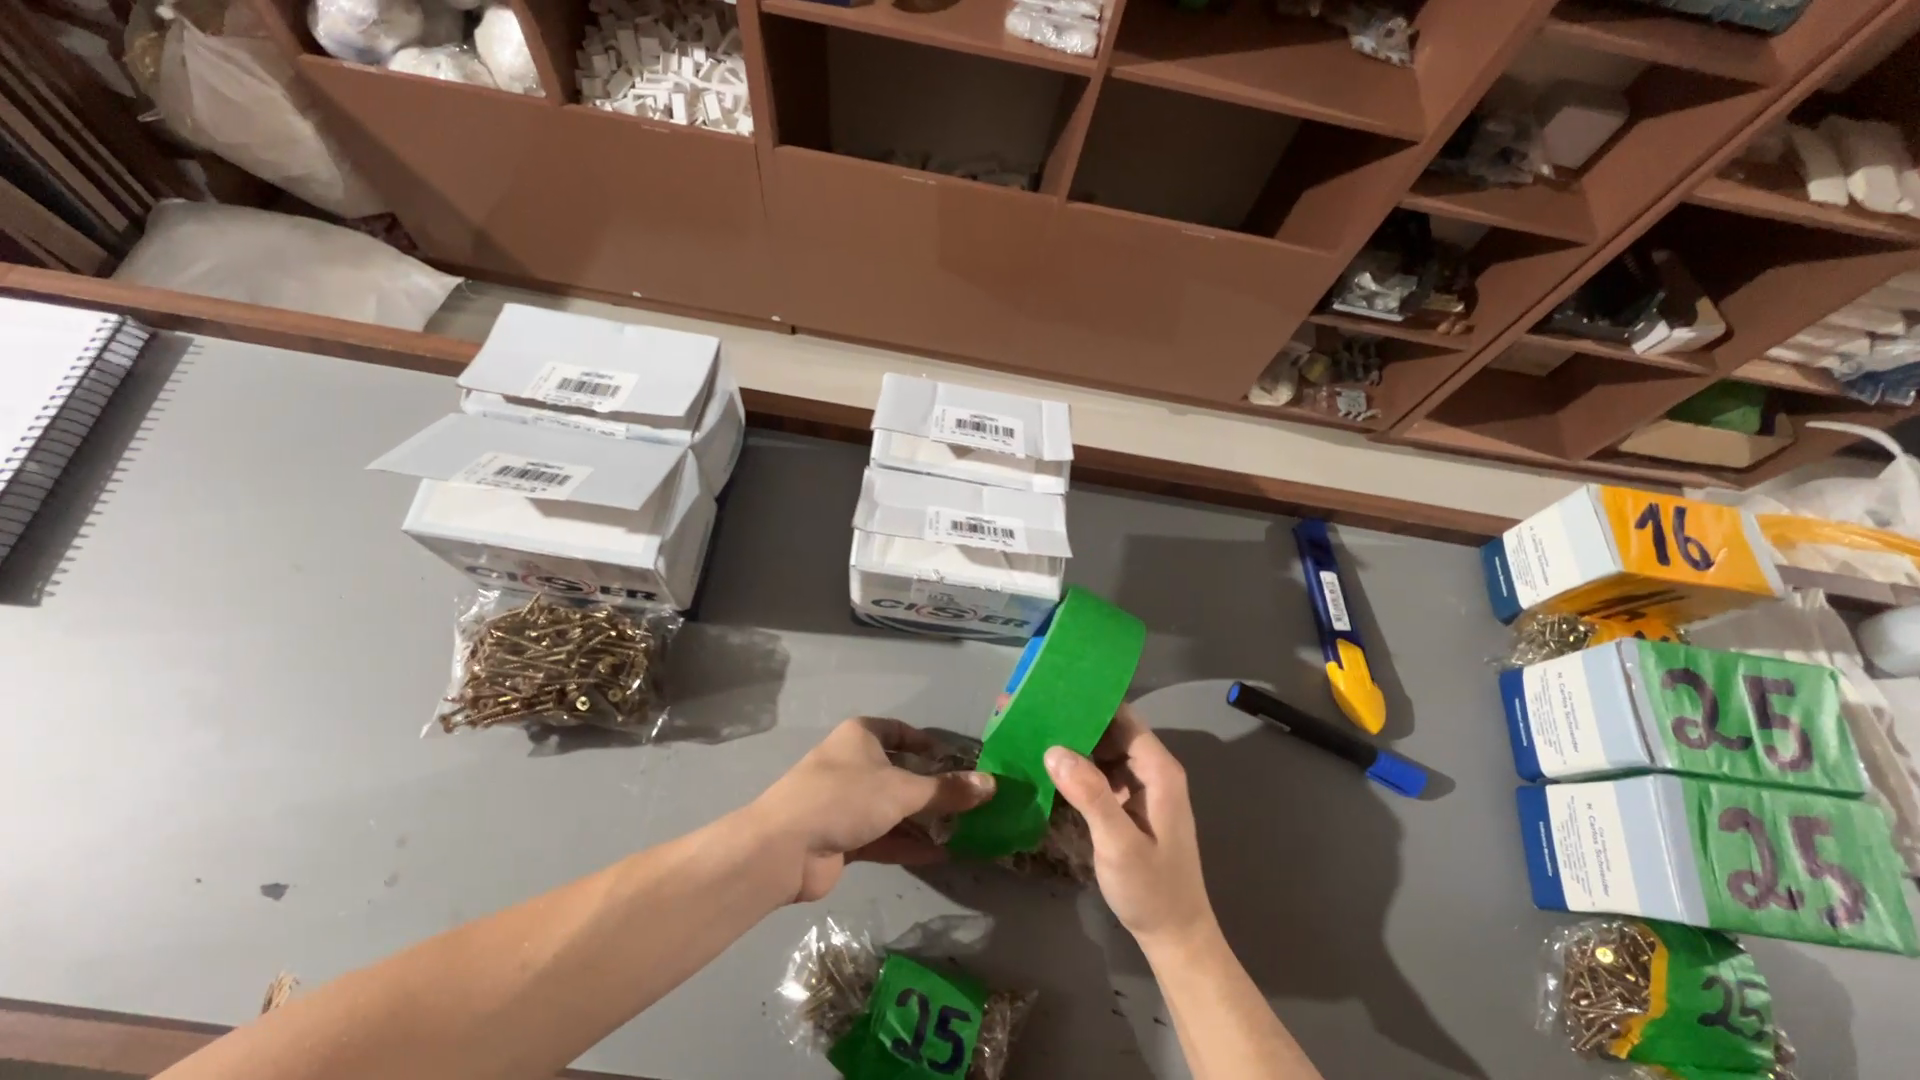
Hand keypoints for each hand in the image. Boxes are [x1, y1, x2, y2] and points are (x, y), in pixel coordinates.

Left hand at [751, 717, 995, 902]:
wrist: (784, 848)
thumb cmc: (844, 798)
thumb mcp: (903, 790)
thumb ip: (947, 790)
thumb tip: (991, 784)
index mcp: (860, 737)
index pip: (899, 732)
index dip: (927, 743)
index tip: (956, 760)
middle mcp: (852, 765)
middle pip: (900, 773)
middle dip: (933, 789)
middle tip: (970, 802)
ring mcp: (845, 803)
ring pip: (893, 808)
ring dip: (924, 820)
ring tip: (966, 830)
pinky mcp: (842, 838)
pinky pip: (884, 837)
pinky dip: (910, 844)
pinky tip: (943, 854)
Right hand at [1045, 705, 1215, 951]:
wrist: (1174, 935)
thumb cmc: (1152, 889)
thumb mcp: (1119, 844)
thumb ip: (1090, 795)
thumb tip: (1055, 750)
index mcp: (1159, 771)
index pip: (1123, 718)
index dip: (1090, 701)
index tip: (1050, 691)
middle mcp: (1152, 771)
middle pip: (1112, 730)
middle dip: (1074, 719)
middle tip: (1029, 709)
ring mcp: (1141, 788)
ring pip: (1104, 751)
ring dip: (1073, 742)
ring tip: (1031, 729)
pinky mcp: (1128, 804)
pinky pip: (1101, 773)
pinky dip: (1077, 766)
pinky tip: (1047, 765)